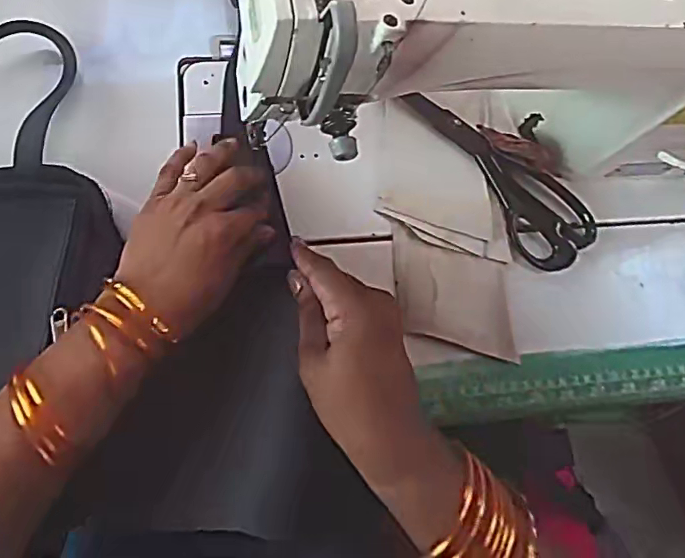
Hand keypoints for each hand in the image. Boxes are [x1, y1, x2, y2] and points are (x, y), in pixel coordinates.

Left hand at [114, 140, 272, 335]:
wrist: (141, 308)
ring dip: (220, 152)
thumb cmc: (179, 302)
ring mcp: (176, 201)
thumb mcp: (224, 280)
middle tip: (256, 175)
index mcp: (222, 230)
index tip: (264, 206)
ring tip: (230, 145)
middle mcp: (200, 209)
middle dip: (250, 175)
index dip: (263, 207)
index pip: (253, 210)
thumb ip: (245, 250)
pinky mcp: (155, 200)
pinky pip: (170, 170)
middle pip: (234, 179)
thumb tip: (261, 235)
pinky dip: (181, 155)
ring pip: (204, 164)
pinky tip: (190, 148)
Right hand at [290, 240, 456, 493]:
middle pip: (337, 278)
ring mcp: (389, 314)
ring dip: (328, 290)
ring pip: (348, 289)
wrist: (393, 441)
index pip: (322, 269)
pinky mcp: (393, 325)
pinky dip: (343, 302)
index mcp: (355, 307)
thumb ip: (306, 313)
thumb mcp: (312, 360)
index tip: (291, 243)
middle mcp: (377, 303)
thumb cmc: (351, 410)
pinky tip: (327, 315)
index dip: (303, 256)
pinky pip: (361, 301)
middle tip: (291, 277)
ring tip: (304, 299)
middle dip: (314, 276)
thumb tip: (298, 283)